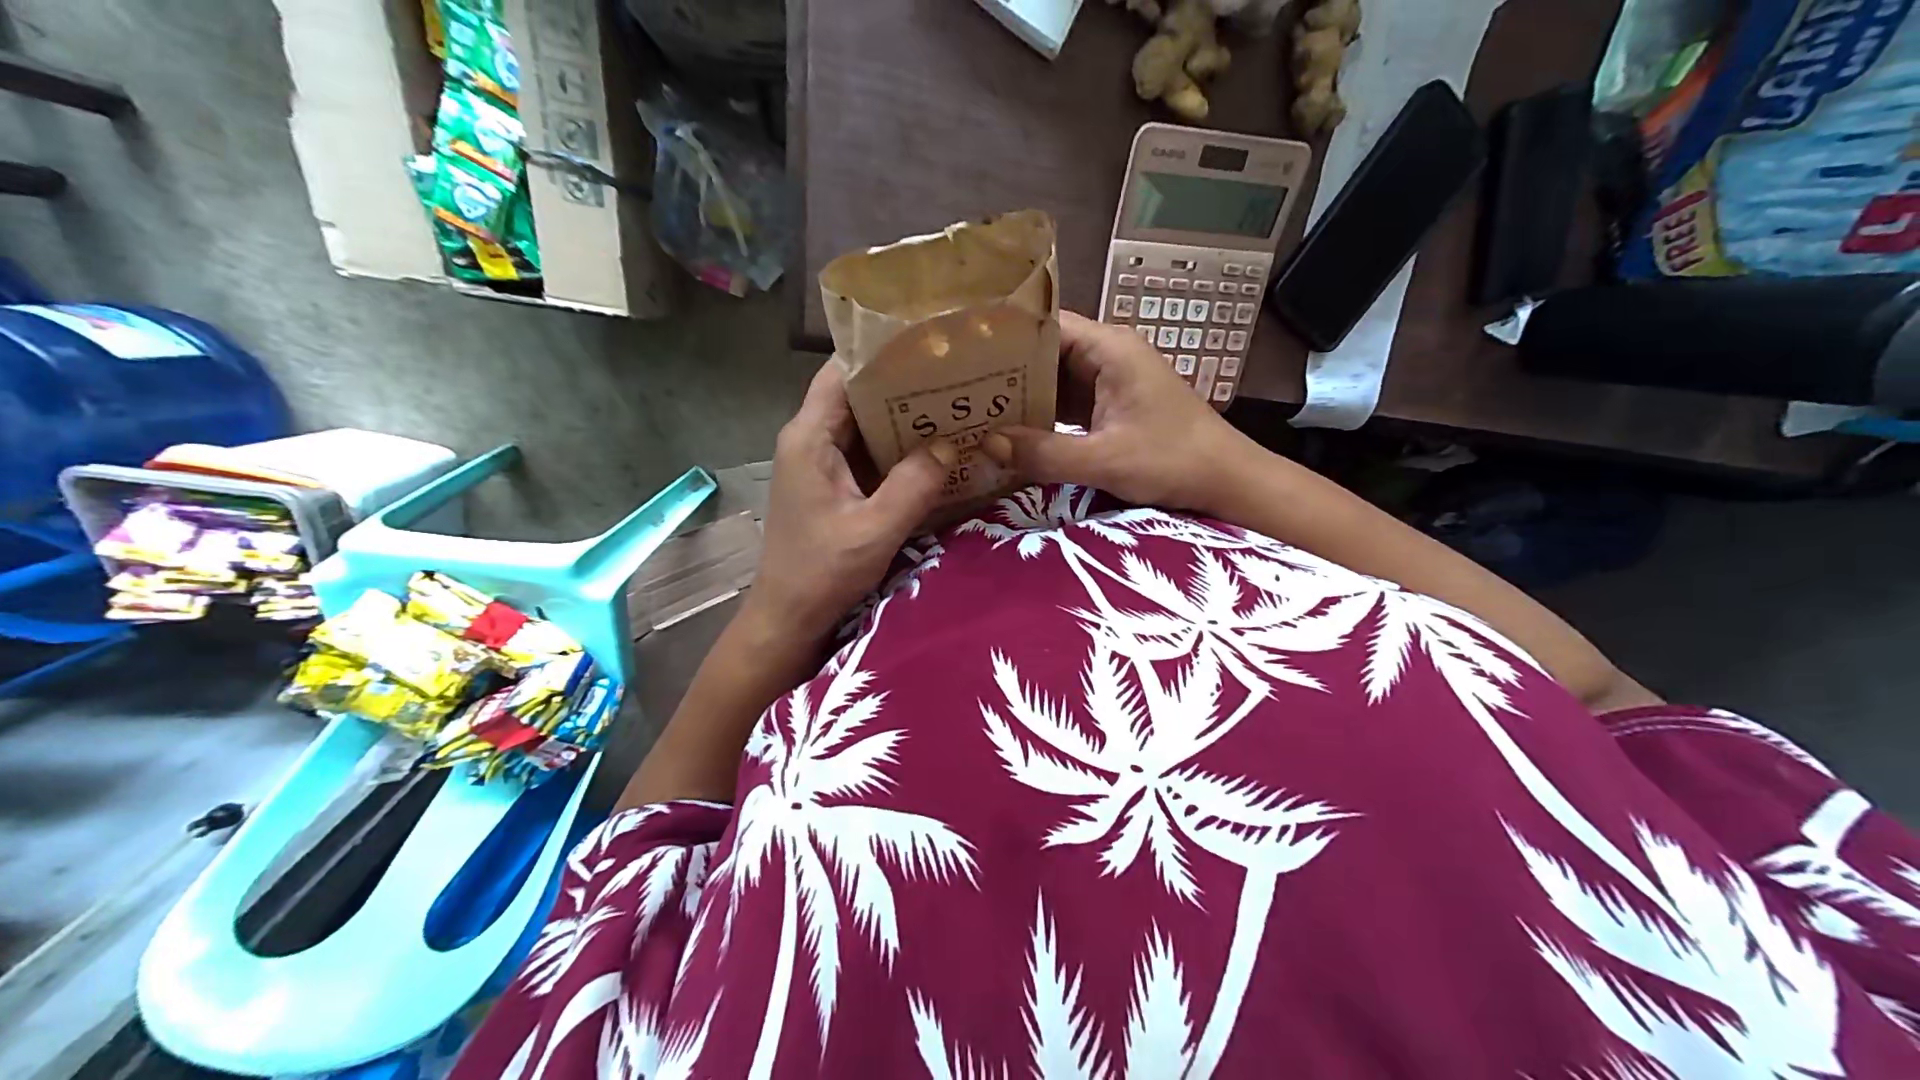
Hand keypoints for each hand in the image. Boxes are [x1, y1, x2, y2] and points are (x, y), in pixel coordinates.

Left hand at [749, 360, 955, 646]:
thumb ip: (914, 484)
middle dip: (904, 381)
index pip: (843, 371)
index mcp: (810, 437)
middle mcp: (810, 438)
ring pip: (865, 420)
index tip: (930, 341)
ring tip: (956, 401)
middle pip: (857, 391)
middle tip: (957, 372)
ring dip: (905, 414)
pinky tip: (936, 445)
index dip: (882, 351)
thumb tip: (951, 443)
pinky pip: (868, 449)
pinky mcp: (832, 481)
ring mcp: (820, 460)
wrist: (788, 615)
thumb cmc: (821, 572)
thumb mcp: (875, 531)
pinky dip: (899, 445)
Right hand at [981, 310, 1262, 511]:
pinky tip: (1007, 432)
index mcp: (1107, 348)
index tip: (959, 353)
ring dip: (1017, 396)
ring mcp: (1107, 380)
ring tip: (969, 409)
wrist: (1226, 480)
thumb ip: (1044, 453)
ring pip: (1050, 379)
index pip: (1041, 326)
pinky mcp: (1108, 405)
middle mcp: (1105, 355)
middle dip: (1001, 370)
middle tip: (953, 388)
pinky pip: (1063, 402)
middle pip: (1041, 352)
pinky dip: (1038, 415)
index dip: (1001, 336)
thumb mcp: (1105, 460)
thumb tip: (986, 444)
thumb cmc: (1173, 460)